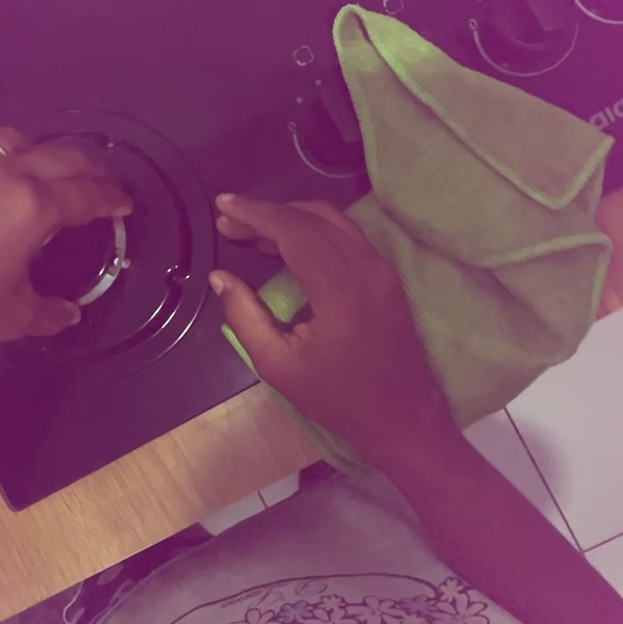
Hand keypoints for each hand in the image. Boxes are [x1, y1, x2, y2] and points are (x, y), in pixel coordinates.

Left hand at [0, 128, 131, 386]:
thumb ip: (49, 311)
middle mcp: (6, 176)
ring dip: (49, 153)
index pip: (86, 194)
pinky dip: (16, 161)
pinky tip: (10, 190)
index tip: (124, 204)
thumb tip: (69, 314)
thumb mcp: (14, 316)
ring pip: (23, 143)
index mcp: (34, 207)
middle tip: (105, 185)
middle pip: (62, 157)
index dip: (111, 199)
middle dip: (91, 169)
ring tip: (59, 175)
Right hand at [210, 194, 457, 468]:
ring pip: (333, 221)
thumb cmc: (338, 398)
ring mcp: (382, 269)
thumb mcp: (278, 365)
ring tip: (252, 231)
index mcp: (340, 288)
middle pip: (313, 217)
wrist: (401, 417)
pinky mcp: (386, 277)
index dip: (255, 213)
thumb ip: (245, 316)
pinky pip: (346, 237)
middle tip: (230, 222)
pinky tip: (287, 246)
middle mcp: (367, 267)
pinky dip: (313, 231)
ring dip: (292, 219)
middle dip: (268, 213)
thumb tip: (220, 277)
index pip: (294, 230)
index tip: (223, 206)